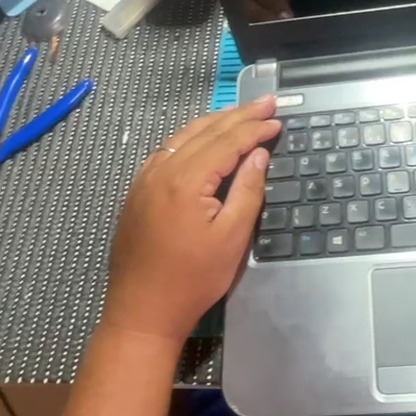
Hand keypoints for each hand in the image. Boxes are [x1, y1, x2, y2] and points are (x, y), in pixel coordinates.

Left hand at [102, 97, 280, 343]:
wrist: (141, 313)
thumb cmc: (193, 279)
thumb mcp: (232, 238)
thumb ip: (247, 190)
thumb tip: (258, 154)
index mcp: (187, 180)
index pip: (227, 142)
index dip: (254, 129)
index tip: (277, 119)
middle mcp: (162, 170)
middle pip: (205, 131)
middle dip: (238, 115)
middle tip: (266, 101)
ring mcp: (145, 179)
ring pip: (183, 136)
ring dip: (214, 122)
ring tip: (241, 113)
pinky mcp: (138, 191)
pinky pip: (168, 151)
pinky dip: (191, 138)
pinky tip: (203, 138)